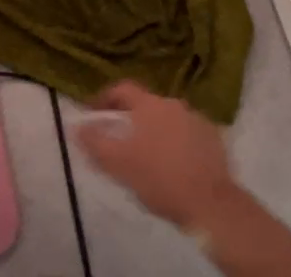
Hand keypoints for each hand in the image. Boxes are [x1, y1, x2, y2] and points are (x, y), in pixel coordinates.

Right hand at [76, 81, 243, 231]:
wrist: (210, 203)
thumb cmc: (160, 179)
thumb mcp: (119, 165)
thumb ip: (96, 143)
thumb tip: (77, 127)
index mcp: (151, 105)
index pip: (123, 89)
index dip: (105, 98)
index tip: (93, 113)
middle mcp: (175, 103)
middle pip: (145, 104)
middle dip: (130, 119)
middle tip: (119, 141)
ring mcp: (197, 118)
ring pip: (167, 119)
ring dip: (154, 131)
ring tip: (146, 156)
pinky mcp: (212, 137)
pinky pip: (186, 132)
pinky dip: (175, 141)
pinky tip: (172, 163)